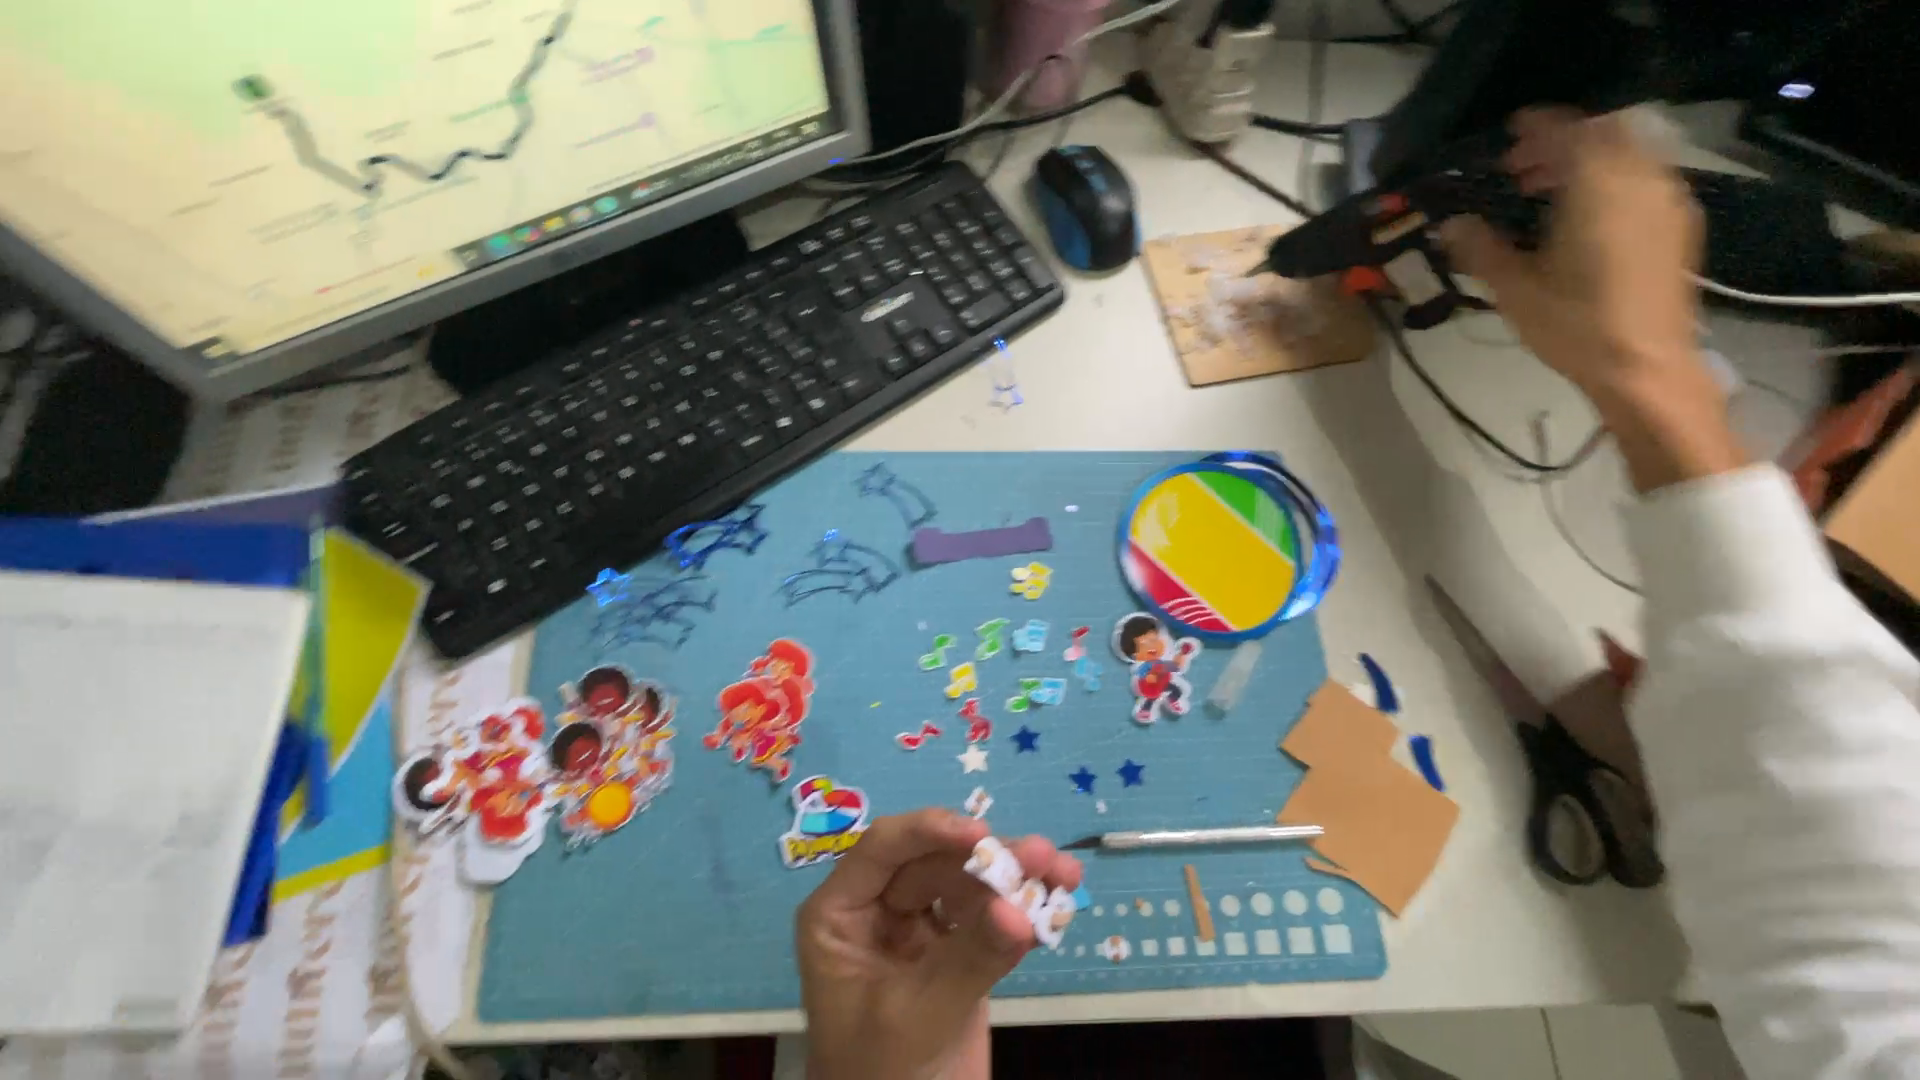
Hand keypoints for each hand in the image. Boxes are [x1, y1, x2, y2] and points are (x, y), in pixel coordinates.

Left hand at [796, 809, 1081, 1079]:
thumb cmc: (878, 1075)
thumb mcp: (917, 1013)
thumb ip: (969, 958)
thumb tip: (1020, 910)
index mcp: (842, 913)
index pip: (883, 850)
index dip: (929, 831)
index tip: (980, 833)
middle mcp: (879, 909)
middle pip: (935, 862)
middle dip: (989, 857)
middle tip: (1043, 854)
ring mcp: (920, 930)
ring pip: (968, 885)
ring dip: (1016, 878)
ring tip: (1064, 873)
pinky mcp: (956, 953)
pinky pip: (989, 920)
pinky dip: (1023, 913)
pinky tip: (1057, 907)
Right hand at [1441, 109, 1703, 395]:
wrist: (1644, 365)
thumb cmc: (1573, 326)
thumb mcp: (1514, 290)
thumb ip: (1481, 249)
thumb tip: (1451, 225)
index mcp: (1599, 189)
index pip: (1571, 134)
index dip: (1539, 127)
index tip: (1512, 131)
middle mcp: (1641, 182)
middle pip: (1606, 137)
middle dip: (1563, 143)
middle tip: (1522, 168)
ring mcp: (1666, 202)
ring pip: (1628, 156)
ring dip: (1588, 161)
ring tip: (1548, 192)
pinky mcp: (1677, 226)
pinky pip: (1643, 180)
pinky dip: (1611, 180)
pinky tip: (1583, 215)